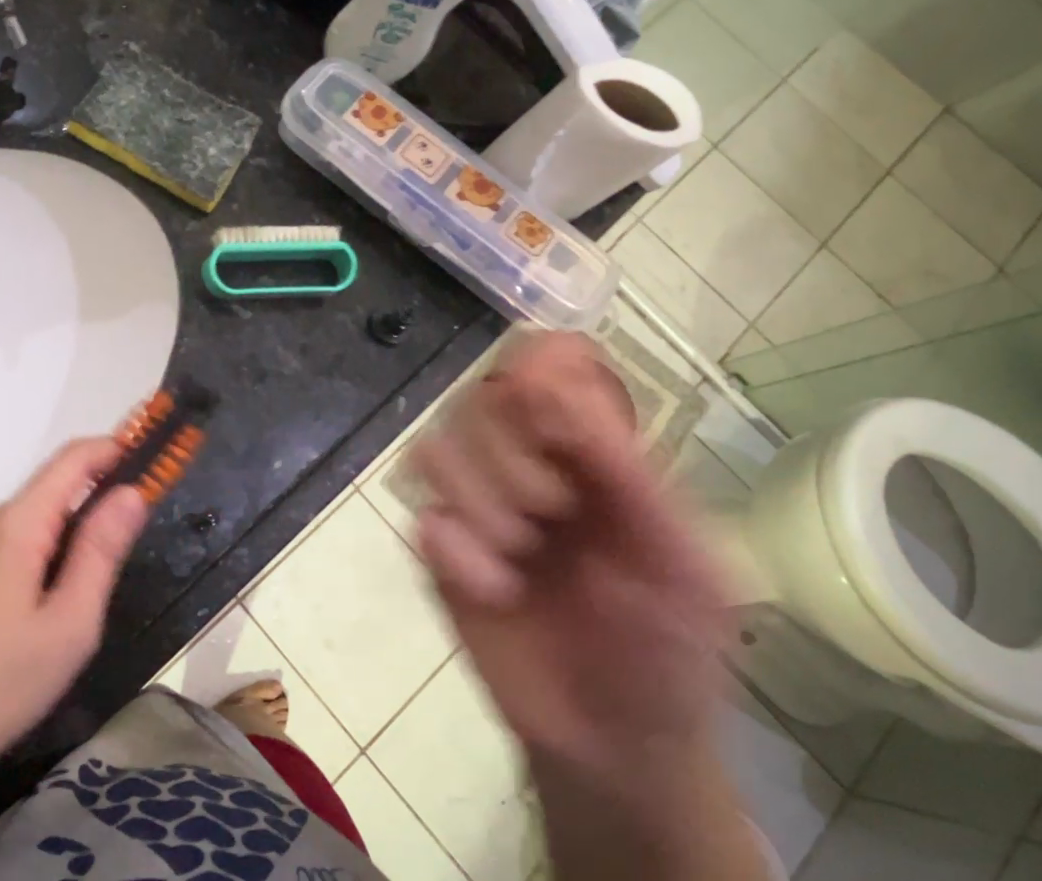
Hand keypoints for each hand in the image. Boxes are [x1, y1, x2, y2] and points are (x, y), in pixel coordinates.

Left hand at [0, 438, 149, 780]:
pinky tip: (36, 613)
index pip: (69, 461)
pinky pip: (1, 546)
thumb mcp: (70, 624)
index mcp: (13, 526)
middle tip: (123, 556)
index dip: (112, 450)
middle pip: (47, 495)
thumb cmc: (2, 684)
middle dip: (91, 509)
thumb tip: (131, 493)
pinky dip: (33, 558)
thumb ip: (101, 551)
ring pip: (25, 525)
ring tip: (77, 604)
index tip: (151, 458)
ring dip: (61, 541)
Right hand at [412, 331, 728, 791]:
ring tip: (519, 556)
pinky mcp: (441, 551)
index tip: (545, 414)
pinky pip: (423, 518)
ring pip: (437, 447)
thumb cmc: (669, 655)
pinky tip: (494, 592)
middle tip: (552, 512)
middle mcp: (531, 465)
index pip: (553, 366)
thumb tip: (556, 390)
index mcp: (600, 455)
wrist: (611, 742)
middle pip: (481, 397)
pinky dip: (457, 552)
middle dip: (512, 454)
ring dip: (479, 500)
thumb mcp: (684, 565)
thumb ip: (628, 476)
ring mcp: (479, 506)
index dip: (538, 369)